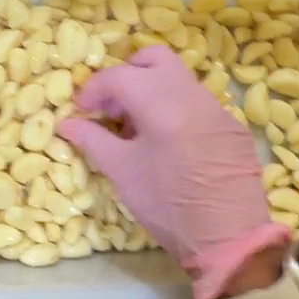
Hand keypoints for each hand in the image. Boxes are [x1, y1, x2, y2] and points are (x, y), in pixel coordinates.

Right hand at [58, 45, 289, 298]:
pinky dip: (172, 109)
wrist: (228, 239)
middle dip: (125, 74)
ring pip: (177, 78)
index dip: (93, 89)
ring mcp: (217, 109)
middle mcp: (193, 96)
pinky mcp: (231, 126)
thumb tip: (67, 123)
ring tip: (134, 127)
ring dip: (149, 90)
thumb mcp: (123, 172)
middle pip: (154, 59)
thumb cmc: (168, 206)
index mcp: (163, 105)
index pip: (120, 76)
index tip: (81, 111)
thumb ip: (93, 140)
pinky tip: (165, 143)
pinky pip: (196, 102)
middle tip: (110, 107)